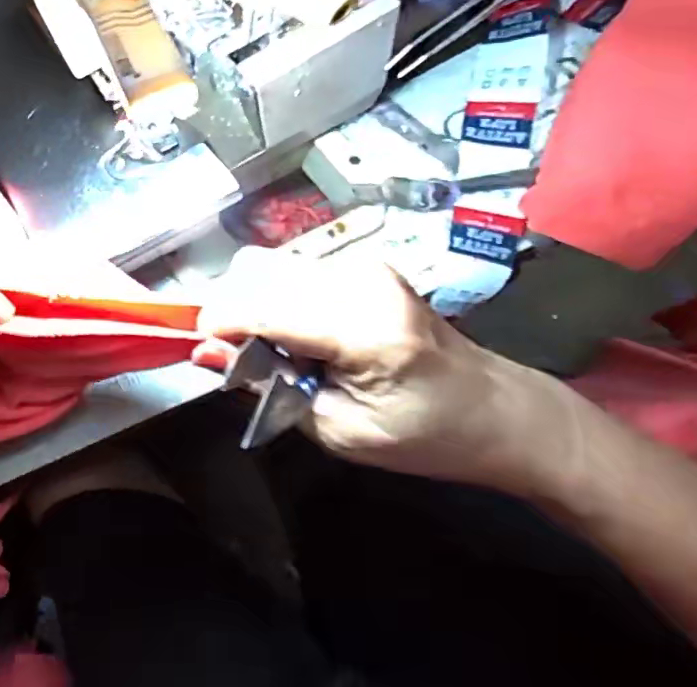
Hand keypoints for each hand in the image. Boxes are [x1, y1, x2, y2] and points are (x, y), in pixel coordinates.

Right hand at [192, 250, 574, 491]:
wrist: (499, 408)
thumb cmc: (426, 436)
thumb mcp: (341, 432)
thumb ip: (268, 389)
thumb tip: (206, 355)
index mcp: (368, 333)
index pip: (268, 310)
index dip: (222, 323)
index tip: (197, 346)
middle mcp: (362, 282)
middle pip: (258, 272)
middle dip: (232, 310)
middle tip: (238, 354)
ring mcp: (362, 264)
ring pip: (268, 264)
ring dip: (250, 300)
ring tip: (272, 345)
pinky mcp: (360, 261)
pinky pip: (289, 267)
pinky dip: (273, 295)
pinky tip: (295, 330)